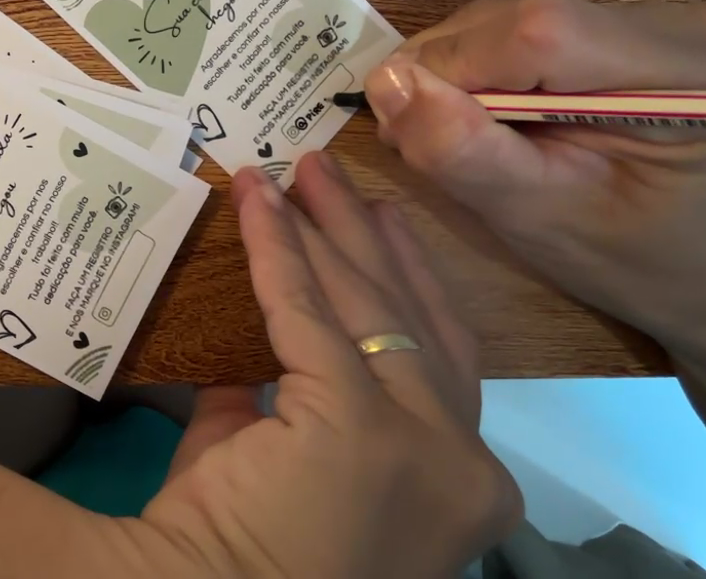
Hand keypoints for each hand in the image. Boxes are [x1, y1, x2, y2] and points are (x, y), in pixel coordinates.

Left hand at [142, 153, 518, 578]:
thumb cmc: (241, 538)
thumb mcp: (278, 455)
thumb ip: (279, 398)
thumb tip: (257, 348)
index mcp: (455, 475)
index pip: (435, 353)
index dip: (406, 279)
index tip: (379, 220)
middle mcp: (463, 460)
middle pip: (412, 317)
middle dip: (370, 236)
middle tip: (333, 171)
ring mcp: (422, 443)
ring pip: (367, 304)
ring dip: (327, 225)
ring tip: (302, 168)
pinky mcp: (359, 421)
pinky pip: (304, 307)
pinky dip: (275, 245)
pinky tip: (256, 198)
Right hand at [361, 0, 705, 358]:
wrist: (697, 266)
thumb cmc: (630, 260)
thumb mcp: (536, 218)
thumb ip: (461, 150)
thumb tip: (384, 81)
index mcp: (692, 76)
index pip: (541, 35)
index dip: (455, 72)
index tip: (420, 132)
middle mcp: (677, 25)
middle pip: (511, 21)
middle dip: (442, 78)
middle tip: (427, 144)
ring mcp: (644, 16)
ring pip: (494, 19)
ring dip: (446, 74)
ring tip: (457, 135)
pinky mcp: (608, 22)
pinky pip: (502, 26)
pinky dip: (466, 69)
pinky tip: (481, 113)